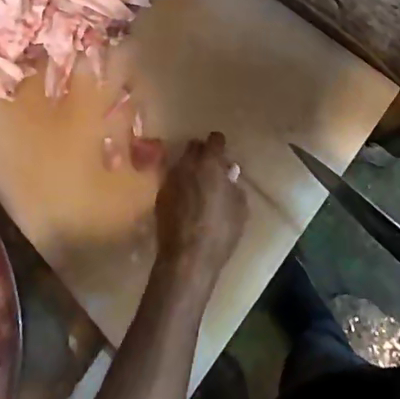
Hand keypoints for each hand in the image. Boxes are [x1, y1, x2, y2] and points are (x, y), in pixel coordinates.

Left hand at [152, 132, 246, 297]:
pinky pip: (172, 182)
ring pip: (180, 164)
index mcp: (209, 163)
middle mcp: (186, 165)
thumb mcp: (239, 208)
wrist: (186, 258)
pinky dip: (180, 185)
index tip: (224, 153)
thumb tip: (229, 174)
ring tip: (199, 186)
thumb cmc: (220, 231)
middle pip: (194, 147)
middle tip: (212, 168)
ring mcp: (169, 180)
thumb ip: (234, 185)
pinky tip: (187, 202)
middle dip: (203, 152)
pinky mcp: (159, 197)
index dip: (220, 145)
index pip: (214, 140)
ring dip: (190, 169)